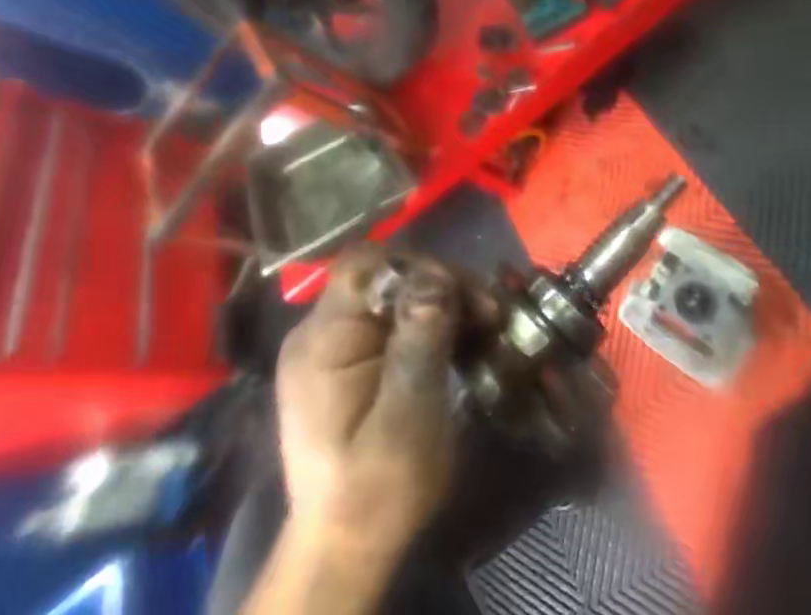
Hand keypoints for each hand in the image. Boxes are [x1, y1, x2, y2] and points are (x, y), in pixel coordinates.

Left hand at [274, 247, 463, 572]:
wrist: (346, 545)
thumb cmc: (379, 486)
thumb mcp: (409, 415)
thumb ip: (419, 342)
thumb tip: (436, 275)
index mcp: (324, 341)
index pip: (367, 265)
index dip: (421, 267)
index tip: (467, 298)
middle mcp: (321, 334)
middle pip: (386, 277)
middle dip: (443, 287)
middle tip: (489, 316)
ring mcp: (333, 349)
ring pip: (394, 297)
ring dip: (444, 305)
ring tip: (483, 330)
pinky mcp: (349, 365)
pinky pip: (392, 323)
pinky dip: (431, 326)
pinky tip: (460, 345)